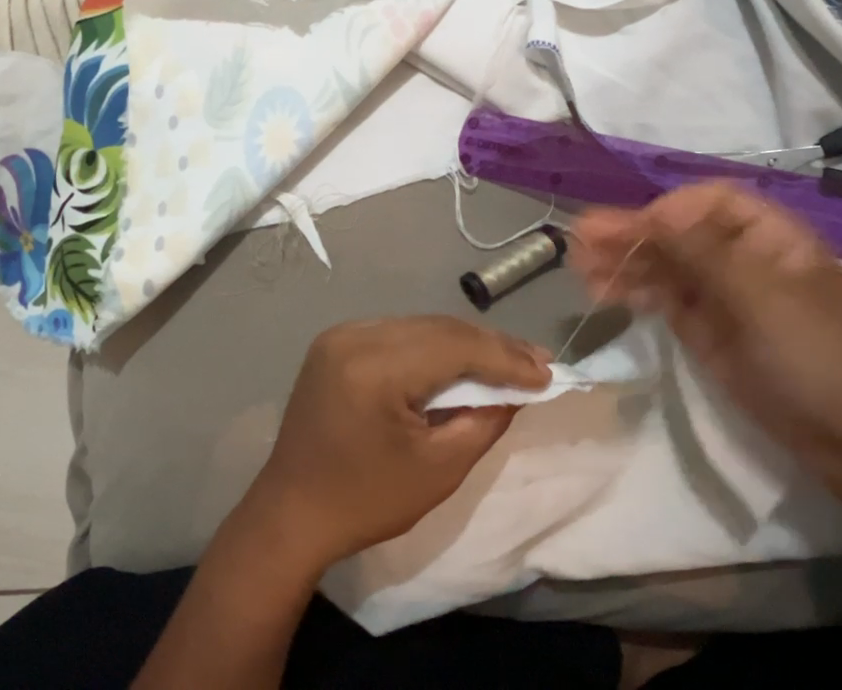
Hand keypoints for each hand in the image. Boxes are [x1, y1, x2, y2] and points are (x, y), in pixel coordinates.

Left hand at [241, 316, 551, 569]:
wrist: (292, 513)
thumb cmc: (366, 501)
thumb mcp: (439, 469)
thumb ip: (483, 420)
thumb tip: (516, 388)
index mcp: (372, 367)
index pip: (454, 346)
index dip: (506, 358)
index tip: (549, 373)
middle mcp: (353, 337)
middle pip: (437, 328)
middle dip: (490, 346)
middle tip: (538, 363)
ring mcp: (340, 336)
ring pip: (419, 327)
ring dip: (464, 344)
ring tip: (510, 361)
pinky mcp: (335, 344)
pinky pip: (397, 335)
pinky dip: (432, 347)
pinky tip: (461, 361)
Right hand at [572, 182, 841, 482]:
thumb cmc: (820, 357)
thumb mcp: (763, 298)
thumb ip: (702, 252)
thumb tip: (651, 211)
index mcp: (771, 237)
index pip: (709, 202)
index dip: (667, 210)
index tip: (630, 231)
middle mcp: (743, 258)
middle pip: (678, 232)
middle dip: (630, 234)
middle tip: (578, 242)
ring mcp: (723, 296)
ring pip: (664, 266)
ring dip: (622, 261)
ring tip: (577, 267)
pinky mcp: (706, 332)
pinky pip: (663, 300)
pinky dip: (633, 292)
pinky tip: (601, 292)